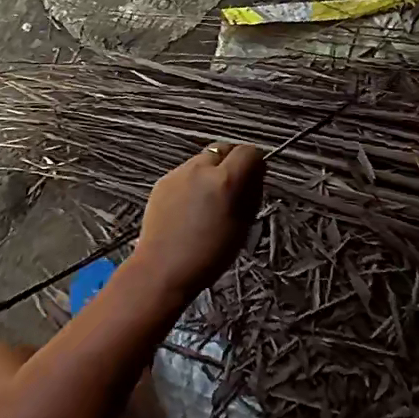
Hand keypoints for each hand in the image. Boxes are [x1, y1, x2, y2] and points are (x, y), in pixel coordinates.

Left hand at [133, 144, 264, 292]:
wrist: (163, 268)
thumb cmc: (209, 255)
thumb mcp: (243, 225)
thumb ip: (251, 193)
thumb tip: (256, 173)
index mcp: (225, 180)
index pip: (249, 151)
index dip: (255, 162)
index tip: (255, 177)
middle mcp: (201, 168)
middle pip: (224, 149)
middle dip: (232, 163)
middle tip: (234, 188)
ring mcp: (178, 173)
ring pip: (203, 159)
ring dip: (212, 171)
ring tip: (210, 200)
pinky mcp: (162, 181)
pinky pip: (185, 173)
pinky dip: (193, 181)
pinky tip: (190, 206)